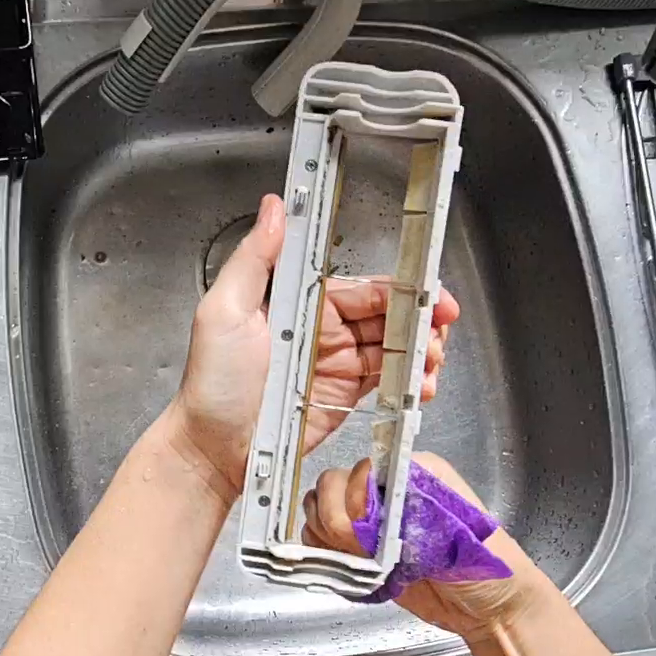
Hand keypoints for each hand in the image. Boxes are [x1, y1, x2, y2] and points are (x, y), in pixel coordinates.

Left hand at [163, 194, 459, 499]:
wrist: (211, 448)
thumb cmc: (213, 382)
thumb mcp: (224, 311)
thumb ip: (254, 260)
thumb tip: (275, 207)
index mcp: (300, 304)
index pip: (361, 287)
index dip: (398, 286)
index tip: (427, 288)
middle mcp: (323, 330)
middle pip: (386, 315)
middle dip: (420, 317)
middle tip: (443, 325)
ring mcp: (336, 364)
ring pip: (393, 347)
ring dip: (421, 349)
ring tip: (436, 359)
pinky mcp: (343, 397)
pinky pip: (386, 382)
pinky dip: (410, 381)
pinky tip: (424, 383)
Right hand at [302, 453, 547, 642]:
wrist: (490, 608)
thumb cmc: (485, 566)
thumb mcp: (453, 533)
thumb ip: (409, 516)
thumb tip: (365, 512)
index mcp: (413, 473)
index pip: (361, 469)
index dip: (356, 495)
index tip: (367, 523)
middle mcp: (386, 490)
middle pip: (331, 484)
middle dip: (334, 515)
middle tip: (357, 545)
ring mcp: (369, 519)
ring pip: (319, 509)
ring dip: (326, 534)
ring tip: (355, 556)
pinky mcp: (359, 547)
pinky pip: (320, 539)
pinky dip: (323, 551)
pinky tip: (346, 564)